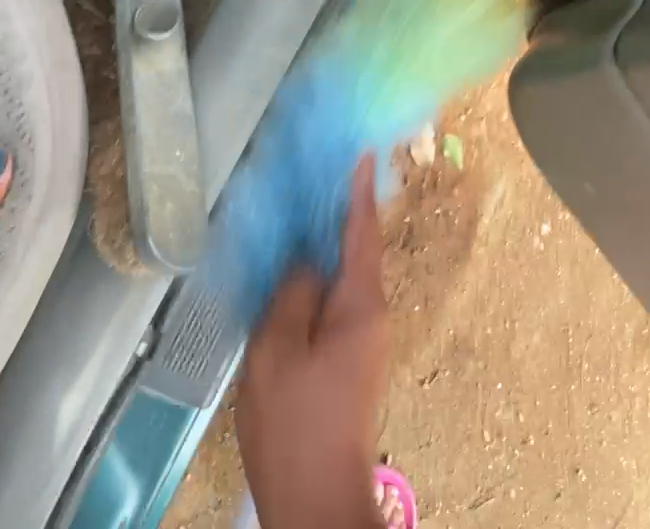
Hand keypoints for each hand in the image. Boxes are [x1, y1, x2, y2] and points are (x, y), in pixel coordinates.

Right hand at [236, 157, 388, 528]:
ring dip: (327, 244)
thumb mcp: (277, 349)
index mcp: (360, 306)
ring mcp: (365, 337)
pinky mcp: (352, 355)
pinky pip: (338, 299)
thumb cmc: (294, 423)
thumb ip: (292, 293)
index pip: (362, 234)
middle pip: (358, 251)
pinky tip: (293, 271)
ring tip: (298, 214)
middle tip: (315, 178)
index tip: (362, 156)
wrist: (316, 493)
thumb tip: (305, 258)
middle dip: (339, 214)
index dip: (359, 193)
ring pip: (346, 275)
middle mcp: (372, 315)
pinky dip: (320, 275)